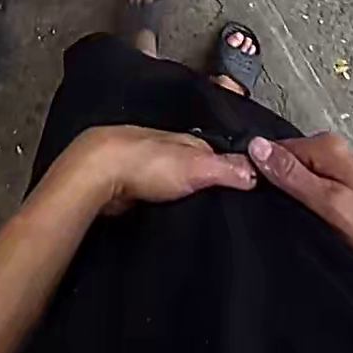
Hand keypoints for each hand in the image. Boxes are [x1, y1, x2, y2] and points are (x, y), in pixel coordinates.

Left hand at [46, 125, 256, 215]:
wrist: (97, 173)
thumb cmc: (142, 163)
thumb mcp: (194, 165)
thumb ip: (225, 167)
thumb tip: (255, 169)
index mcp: (184, 140)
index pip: (217, 151)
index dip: (233, 166)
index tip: (251, 182)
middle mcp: (165, 148)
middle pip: (194, 164)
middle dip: (208, 179)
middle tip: (230, 203)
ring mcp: (146, 165)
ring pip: (173, 178)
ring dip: (185, 191)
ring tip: (204, 211)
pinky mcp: (130, 185)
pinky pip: (156, 193)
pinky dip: (165, 201)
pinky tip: (172, 212)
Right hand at [247, 133, 352, 295]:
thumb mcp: (332, 205)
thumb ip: (292, 175)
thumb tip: (256, 146)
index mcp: (328, 147)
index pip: (272, 148)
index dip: (257, 170)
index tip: (248, 191)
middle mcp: (336, 155)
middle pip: (285, 163)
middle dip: (274, 185)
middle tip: (273, 211)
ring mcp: (344, 176)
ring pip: (299, 181)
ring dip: (290, 199)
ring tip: (292, 221)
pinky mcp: (349, 198)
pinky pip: (313, 195)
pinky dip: (306, 209)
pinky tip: (310, 226)